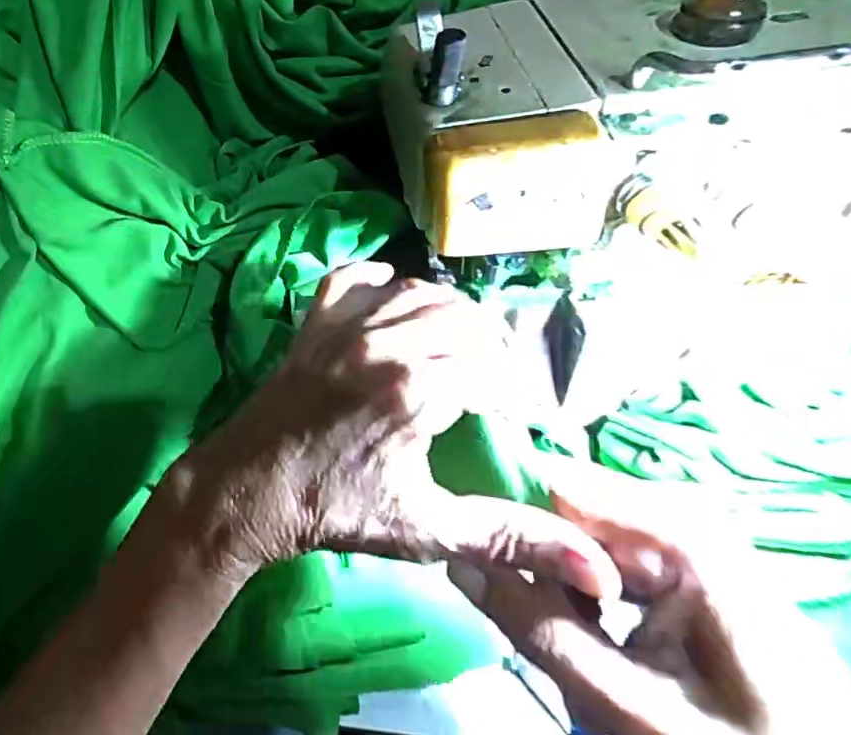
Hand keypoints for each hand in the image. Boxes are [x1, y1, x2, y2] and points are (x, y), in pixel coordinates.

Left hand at [166, 261, 619, 597]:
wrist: (250, 485)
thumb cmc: (333, 508)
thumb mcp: (425, 526)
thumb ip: (511, 537)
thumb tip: (600, 571)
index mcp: (413, 388)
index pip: (493, 366)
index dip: (515, 390)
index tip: (517, 416)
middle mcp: (379, 343)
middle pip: (462, 316)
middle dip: (490, 344)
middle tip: (494, 380)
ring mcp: (340, 325)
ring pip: (414, 290)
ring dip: (446, 311)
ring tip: (457, 346)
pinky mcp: (312, 321)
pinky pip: (352, 278)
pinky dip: (382, 283)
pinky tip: (394, 305)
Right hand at [452, 457, 850, 734]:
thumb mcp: (632, 707)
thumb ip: (538, 630)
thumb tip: (452, 558)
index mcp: (684, 538)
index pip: (559, 481)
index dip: (497, 491)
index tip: (452, 517)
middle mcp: (685, 530)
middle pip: (569, 511)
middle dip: (522, 543)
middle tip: (480, 575)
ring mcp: (692, 560)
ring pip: (582, 542)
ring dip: (546, 573)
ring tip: (520, 606)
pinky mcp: (692, 591)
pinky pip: (610, 571)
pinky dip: (578, 594)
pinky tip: (573, 627)